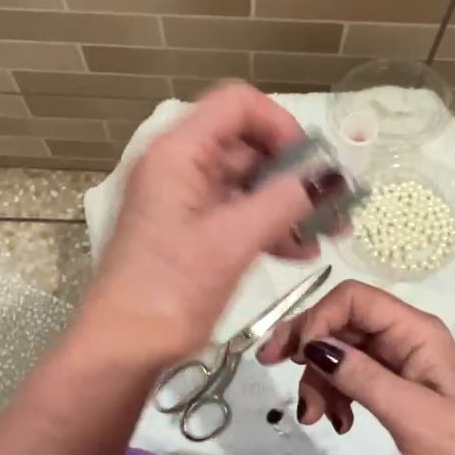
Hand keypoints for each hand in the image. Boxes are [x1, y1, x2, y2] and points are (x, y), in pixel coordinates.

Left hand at [80, 82, 330, 367]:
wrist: (120, 350)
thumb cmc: (170, 291)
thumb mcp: (233, 242)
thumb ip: (285, 201)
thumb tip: (333, 175)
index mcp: (177, 152)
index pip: (238, 104)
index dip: (282, 125)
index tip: (313, 165)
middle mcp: (176, 165)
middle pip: (244, 143)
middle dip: (293, 171)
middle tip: (334, 204)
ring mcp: (180, 200)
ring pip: (244, 182)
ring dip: (286, 203)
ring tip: (326, 234)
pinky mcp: (185, 232)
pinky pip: (234, 213)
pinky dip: (266, 225)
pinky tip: (298, 252)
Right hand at [257, 280, 454, 454]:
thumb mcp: (410, 413)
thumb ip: (362, 377)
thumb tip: (312, 347)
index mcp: (416, 331)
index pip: (354, 299)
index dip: (319, 318)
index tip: (295, 355)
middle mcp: (402, 337)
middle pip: (339, 321)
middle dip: (306, 344)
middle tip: (271, 366)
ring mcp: (394, 360)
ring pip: (336, 350)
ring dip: (317, 378)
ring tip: (315, 417)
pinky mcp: (387, 384)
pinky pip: (345, 375)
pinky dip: (331, 393)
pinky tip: (336, 421)